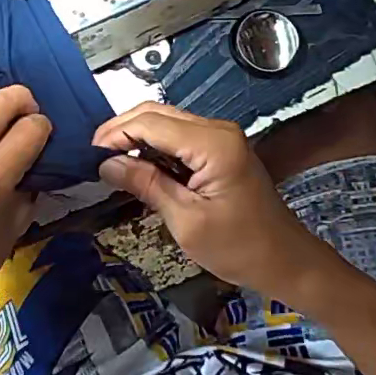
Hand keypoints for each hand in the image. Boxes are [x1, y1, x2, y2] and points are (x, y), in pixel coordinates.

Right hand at [94, 102, 345, 306]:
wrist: (286, 260)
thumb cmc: (239, 247)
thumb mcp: (186, 221)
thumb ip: (146, 184)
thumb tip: (106, 164)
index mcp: (212, 144)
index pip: (151, 123)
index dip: (116, 135)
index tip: (89, 155)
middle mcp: (217, 129)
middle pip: (157, 113)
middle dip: (122, 129)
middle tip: (94, 155)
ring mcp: (220, 136)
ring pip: (165, 121)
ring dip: (135, 135)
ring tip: (109, 159)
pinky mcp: (220, 148)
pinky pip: (178, 135)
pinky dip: (153, 144)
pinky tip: (136, 162)